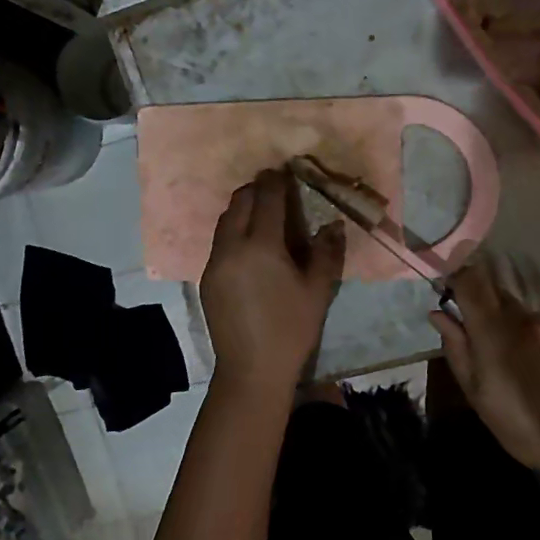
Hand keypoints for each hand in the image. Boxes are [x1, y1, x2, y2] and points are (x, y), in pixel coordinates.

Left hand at [199, 170, 345, 391]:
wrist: (251, 369)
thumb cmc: (290, 329)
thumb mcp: (317, 291)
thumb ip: (325, 253)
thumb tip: (332, 225)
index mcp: (261, 246)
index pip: (266, 200)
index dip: (275, 181)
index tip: (282, 170)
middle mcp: (231, 247)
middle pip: (238, 204)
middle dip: (254, 190)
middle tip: (271, 186)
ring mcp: (214, 262)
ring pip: (224, 222)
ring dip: (240, 208)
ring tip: (257, 209)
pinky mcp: (206, 278)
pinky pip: (218, 242)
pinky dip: (231, 231)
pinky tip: (245, 242)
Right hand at [428, 261, 539, 498]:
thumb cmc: (526, 428)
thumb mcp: (477, 394)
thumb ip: (456, 349)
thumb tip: (439, 314)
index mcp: (495, 329)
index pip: (470, 281)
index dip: (456, 278)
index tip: (446, 290)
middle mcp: (526, 317)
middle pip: (497, 294)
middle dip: (483, 308)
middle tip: (479, 339)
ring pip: (523, 313)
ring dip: (511, 327)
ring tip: (516, 365)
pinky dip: (537, 339)